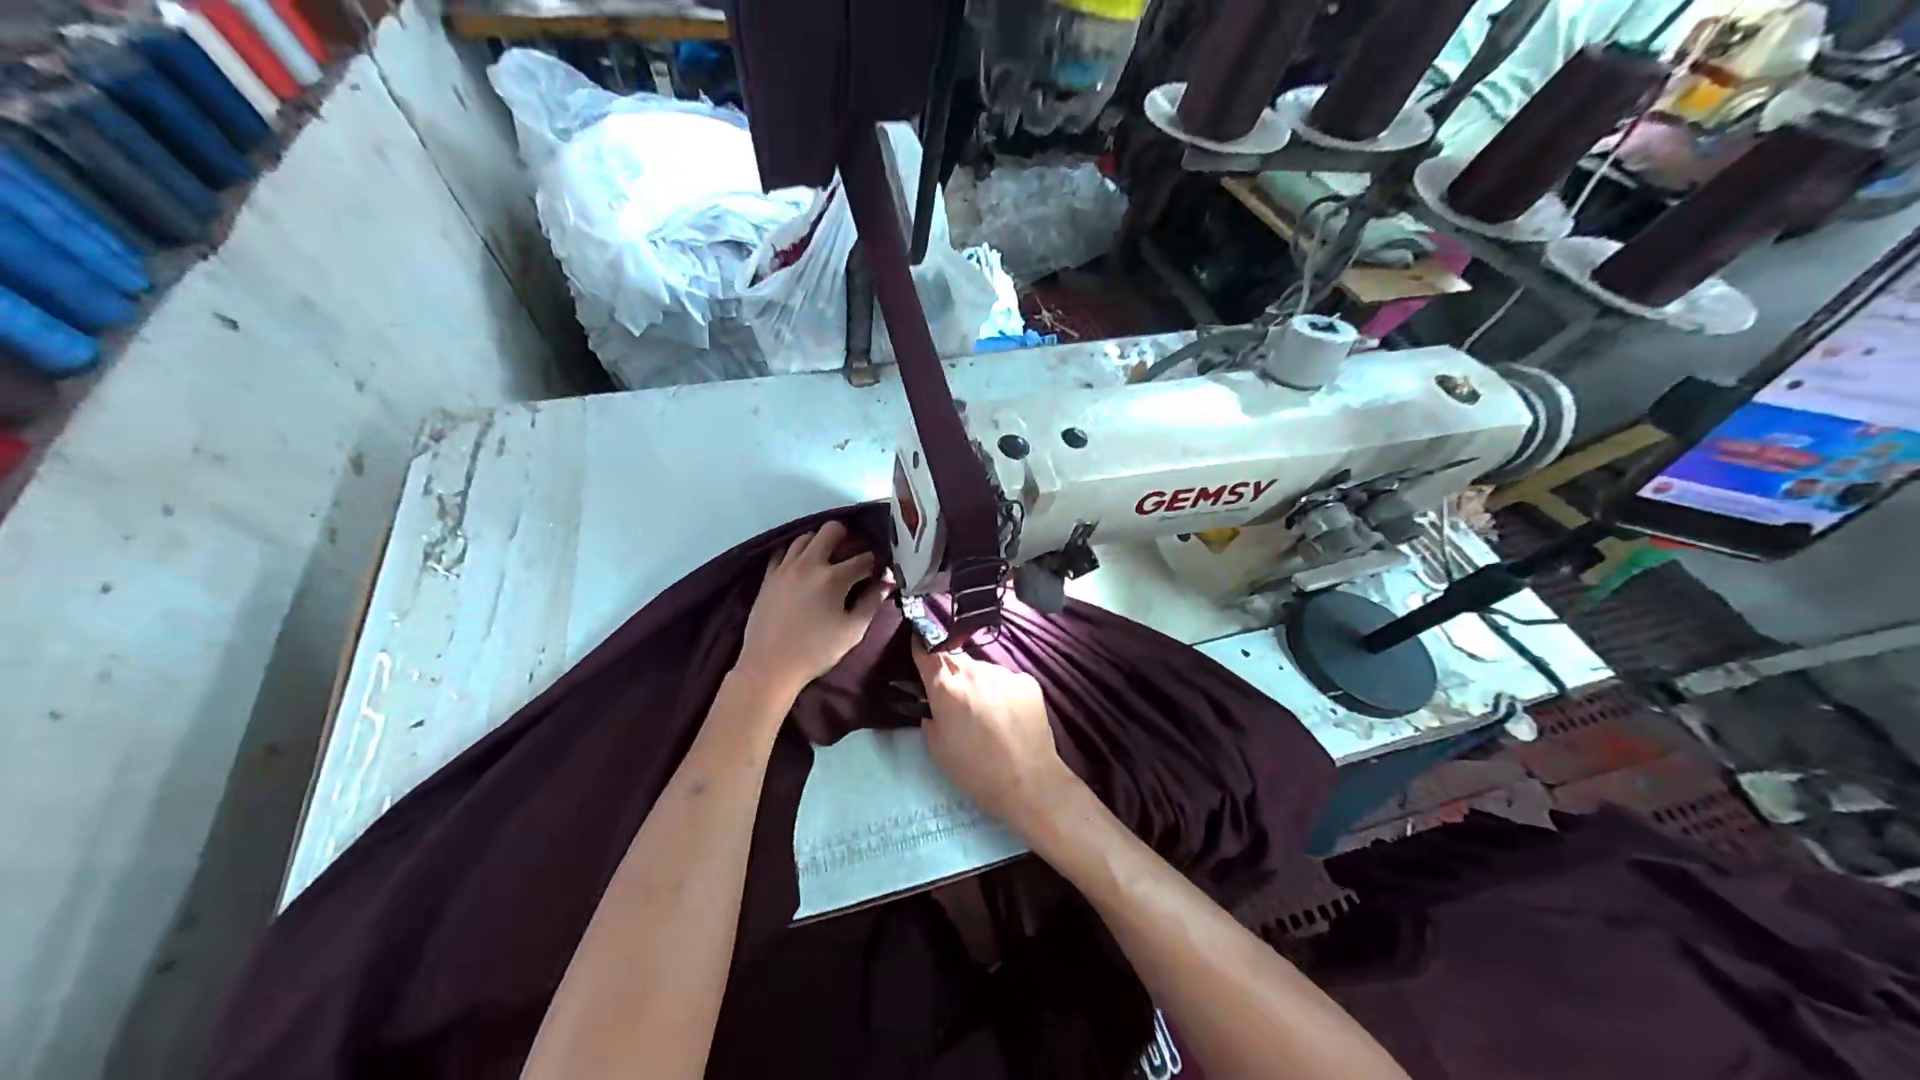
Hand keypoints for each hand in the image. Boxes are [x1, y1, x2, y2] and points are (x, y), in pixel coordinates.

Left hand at [737, 521, 891, 700]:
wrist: (769, 666)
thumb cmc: (816, 652)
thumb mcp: (852, 631)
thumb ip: (872, 602)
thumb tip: (887, 582)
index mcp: (834, 577)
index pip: (864, 558)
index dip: (877, 563)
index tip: (879, 572)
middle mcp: (809, 563)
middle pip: (831, 529)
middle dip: (847, 538)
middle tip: (851, 556)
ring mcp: (785, 567)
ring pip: (805, 536)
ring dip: (820, 543)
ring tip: (827, 560)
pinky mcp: (768, 575)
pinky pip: (784, 551)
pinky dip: (796, 553)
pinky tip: (802, 568)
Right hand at [913, 645, 1079, 832]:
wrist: (1028, 782)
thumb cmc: (975, 770)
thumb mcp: (936, 747)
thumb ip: (930, 715)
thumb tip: (935, 702)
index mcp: (946, 687)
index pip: (927, 650)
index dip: (921, 646)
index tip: (920, 645)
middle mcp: (975, 672)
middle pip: (958, 661)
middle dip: (954, 676)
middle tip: (960, 703)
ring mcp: (1004, 674)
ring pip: (984, 671)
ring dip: (981, 686)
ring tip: (990, 715)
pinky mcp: (1028, 681)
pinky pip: (1007, 681)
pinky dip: (1004, 693)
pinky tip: (1010, 717)